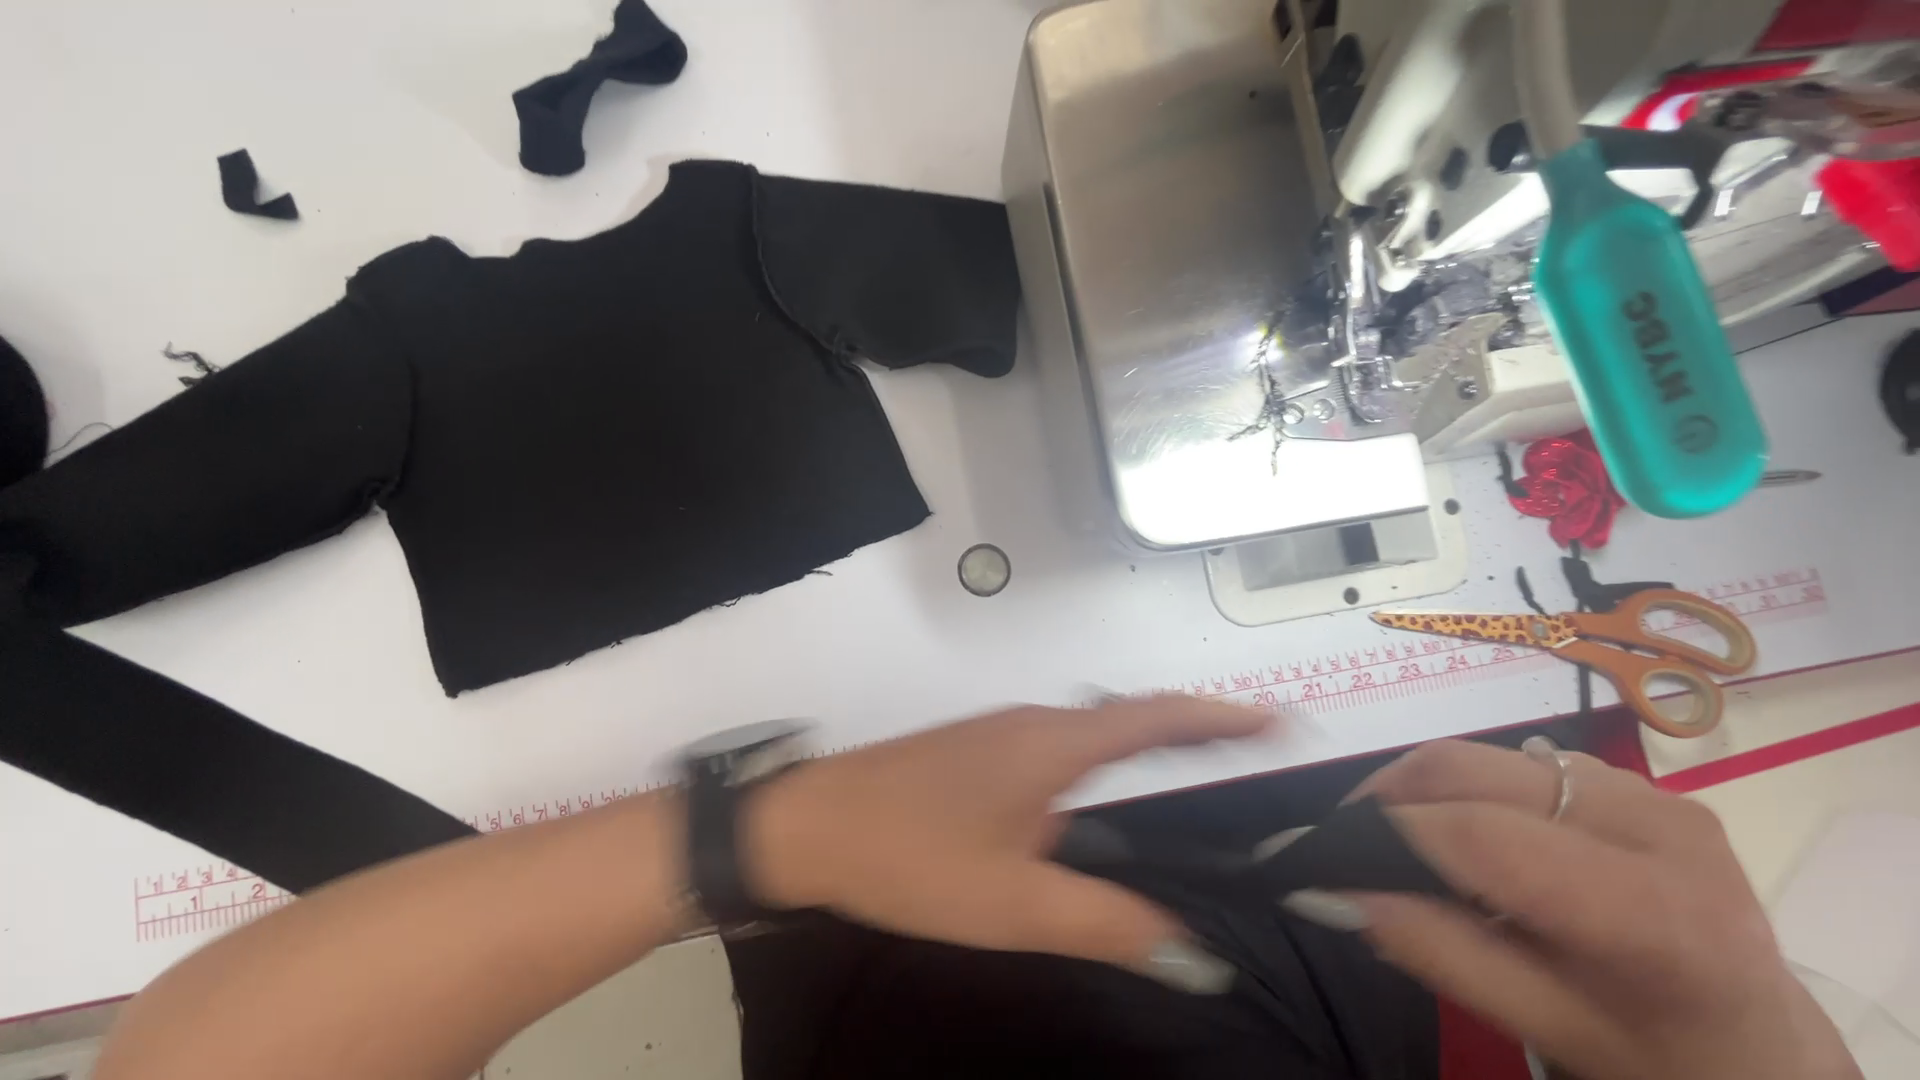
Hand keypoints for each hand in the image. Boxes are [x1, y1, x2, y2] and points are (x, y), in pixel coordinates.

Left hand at [741, 697, 1272, 991]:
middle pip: (1130, 721)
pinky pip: (1057, 756)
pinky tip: (1101, 823)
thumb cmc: (910, 854)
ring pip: (1091, 740)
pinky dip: (1099, 777)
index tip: (1277, 723)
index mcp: (1054, 742)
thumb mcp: (1015, 902)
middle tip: (1249, 772)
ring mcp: (1000, 735)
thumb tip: (1195, 955)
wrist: (805, 826)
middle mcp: (1033, 724)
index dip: (1223, 719)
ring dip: (1143, 759)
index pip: (1158, 717)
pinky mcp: (975, 756)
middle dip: (1192, 739)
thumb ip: (1108, 923)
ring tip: (1191, 800)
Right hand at [1317, 739, 1858, 1079]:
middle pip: (1472, 771)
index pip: (1484, 838)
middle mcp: (1657, 824)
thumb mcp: (1548, 1026)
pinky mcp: (1633, 778)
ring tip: (1389, 837)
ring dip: (1417, 787)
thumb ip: (1439, 951)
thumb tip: (1329, 893)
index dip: (1383, 834)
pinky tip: (1455, 831)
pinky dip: (1460, 786)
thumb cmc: (1655, 1054)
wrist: (1760, 1045)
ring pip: (1482, 754)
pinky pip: (1511, 760)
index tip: (1312, 851)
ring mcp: (1648, 790)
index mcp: (1653, 910)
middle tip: (1338, 841)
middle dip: (1385, 795)